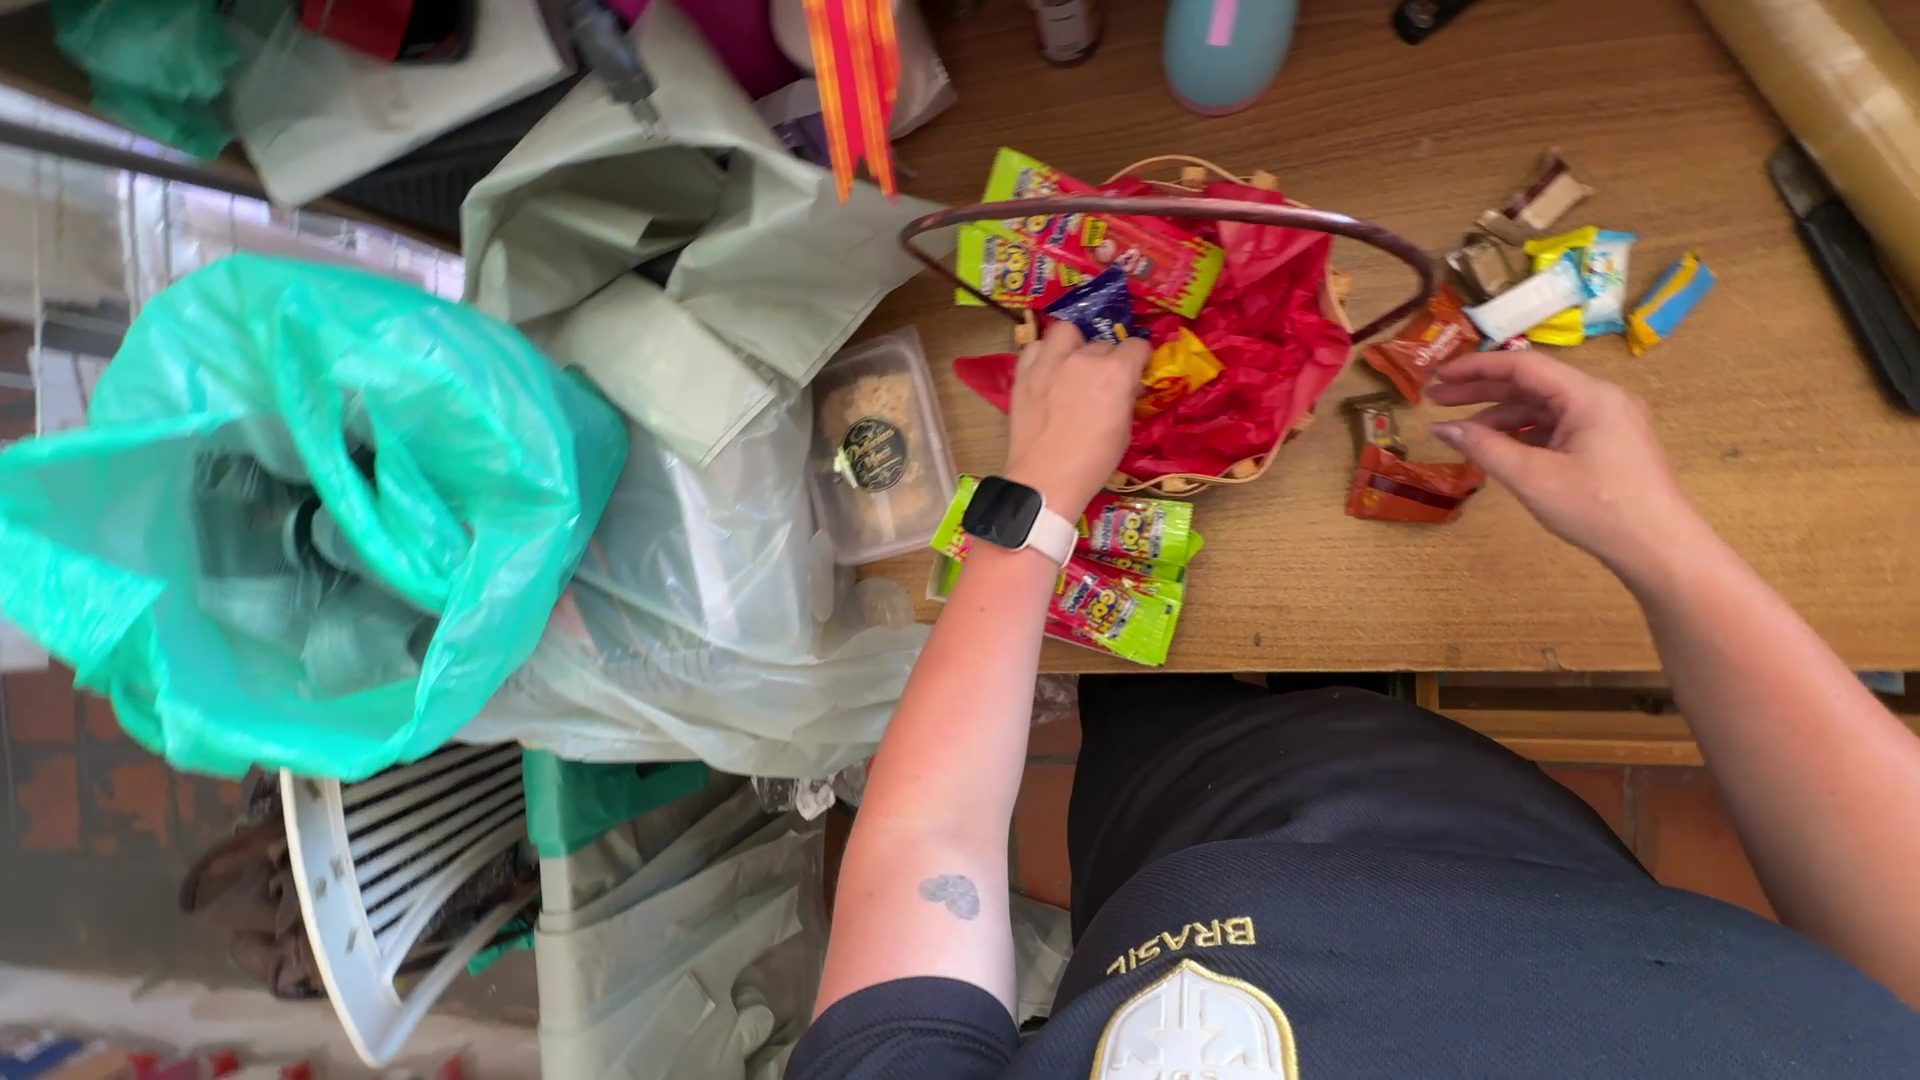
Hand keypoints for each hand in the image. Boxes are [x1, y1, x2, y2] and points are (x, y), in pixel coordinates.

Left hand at [1002, 321, 1150, 516]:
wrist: (1046, 480)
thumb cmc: (1093, 462)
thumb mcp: (1124, 430)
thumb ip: (1126, 397)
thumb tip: (1126, 385)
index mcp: (1115, 372)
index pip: (1137, 346)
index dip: (1139, 360)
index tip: (1135, 372)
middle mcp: (1083, 358)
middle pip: (1102, 343)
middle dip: (1107, 359)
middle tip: (1101, 382)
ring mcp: (1049, 362)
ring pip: (1066, 331)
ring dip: (1074, 344)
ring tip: (1072, 364)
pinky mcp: (1023, 373)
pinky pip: (1035, 347)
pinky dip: (1043, 354)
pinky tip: (1047, 371)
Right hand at [1427, 349, 1706, 577]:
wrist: (1657, 547)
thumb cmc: (1596, 507)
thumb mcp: (1530, 476)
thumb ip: (1482, 446)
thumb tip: (1440, 428)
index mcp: (1588, 396)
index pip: (1523, 366)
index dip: (1475, 368)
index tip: (1438, 378)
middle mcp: (1600, 399)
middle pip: (1531, 384)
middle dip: (1481, 391)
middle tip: (1436, 401)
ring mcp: (1605, 421)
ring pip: (1540, 407)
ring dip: (1498, 416)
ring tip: (1461, 433)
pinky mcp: (1605, 443)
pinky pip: (1553, 426)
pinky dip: (1520, 433)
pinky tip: (1496, 448)